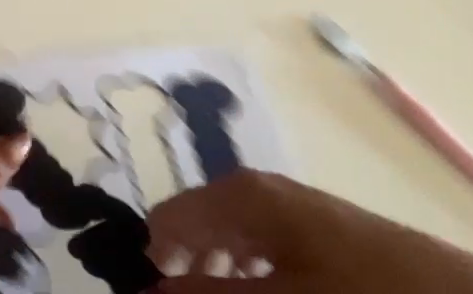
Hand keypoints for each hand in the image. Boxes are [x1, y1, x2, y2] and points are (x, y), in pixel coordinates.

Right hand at [150, 170, 472, 293]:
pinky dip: (251, 273)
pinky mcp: (327, 234)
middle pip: (197, 225)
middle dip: (184, 267)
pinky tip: (264, 293)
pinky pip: (266, 248)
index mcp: (240, 194)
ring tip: (218, 293)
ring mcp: (296, 209)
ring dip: (216, 273)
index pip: (167, 219)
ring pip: (231, 239)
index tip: (145, 292)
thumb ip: (209, 293)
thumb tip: (147, 291)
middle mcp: (259, 189)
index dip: (149, 259)